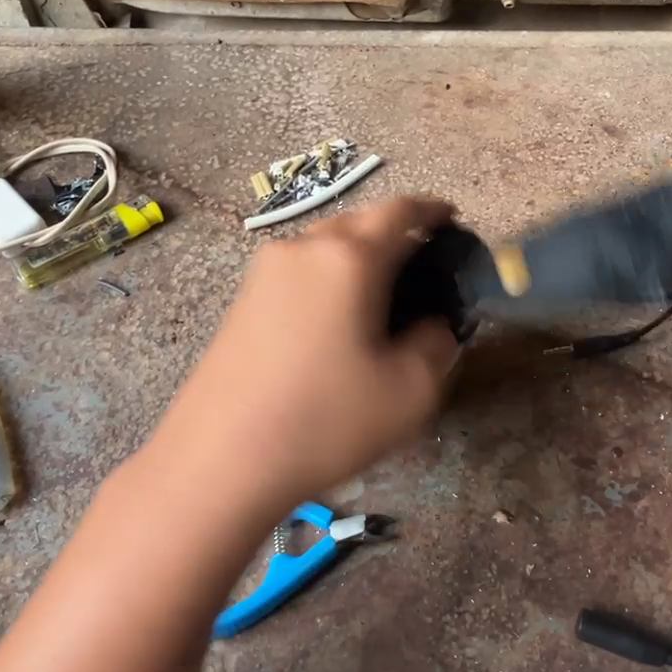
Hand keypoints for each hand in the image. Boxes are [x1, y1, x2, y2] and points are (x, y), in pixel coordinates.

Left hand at [152, 197, 461, 510]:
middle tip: (422, 266)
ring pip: (325, 246)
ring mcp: (265, 271)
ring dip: (358, 256)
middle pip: (359, 222)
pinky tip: (336, 319)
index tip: (452, 220)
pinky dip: (328, 278)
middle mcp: (303, 248)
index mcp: (349, 257)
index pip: (399, 210)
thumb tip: (434, 325)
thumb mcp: (410, 391)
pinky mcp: (242, 299)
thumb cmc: (324, 420)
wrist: (218, 460)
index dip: (432, 210)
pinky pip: (299, 270)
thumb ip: (438, 343)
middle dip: (394, 234)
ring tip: (381, 294)